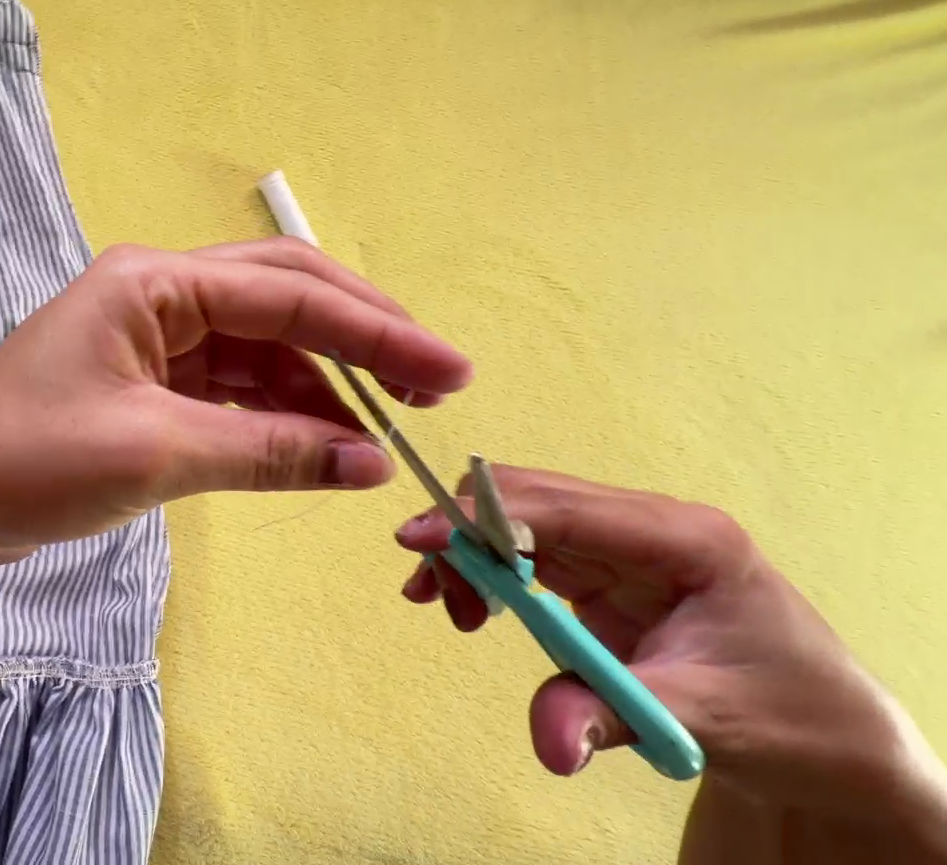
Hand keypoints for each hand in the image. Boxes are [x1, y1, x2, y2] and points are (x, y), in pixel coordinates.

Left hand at [0, 239, 473, 552]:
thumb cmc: (29, 460)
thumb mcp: (157, 453)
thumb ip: (270, 451)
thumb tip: (370, 462)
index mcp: (150, 281)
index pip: (285, 294)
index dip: (376, 331)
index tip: (451, 372)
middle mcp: (153, 294)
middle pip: (278, 299)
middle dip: (357, 336)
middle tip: (432, 384)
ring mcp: (146, 338)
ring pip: (256, 347)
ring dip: (319, 382)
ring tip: (382, 429)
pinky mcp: (141, 384)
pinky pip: (226, 386)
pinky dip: (274, 412)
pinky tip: (317, 441)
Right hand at [394, 467, 946, 834]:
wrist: (824, 735)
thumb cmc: (789, 720)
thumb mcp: (702, 719)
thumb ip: (611, 716)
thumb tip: (547, 744)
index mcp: (684, 539)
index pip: (561, 508)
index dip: (481, 517)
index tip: (417, 539)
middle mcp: (643, 524)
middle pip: (523, 497)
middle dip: (464, 536)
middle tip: (434, 592)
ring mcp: (618, 541)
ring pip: (510, 516)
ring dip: (466, 554)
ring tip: (456, 612)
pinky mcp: (597, 564)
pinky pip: (518, 547)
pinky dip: (481, 569)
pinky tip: (471, 607)